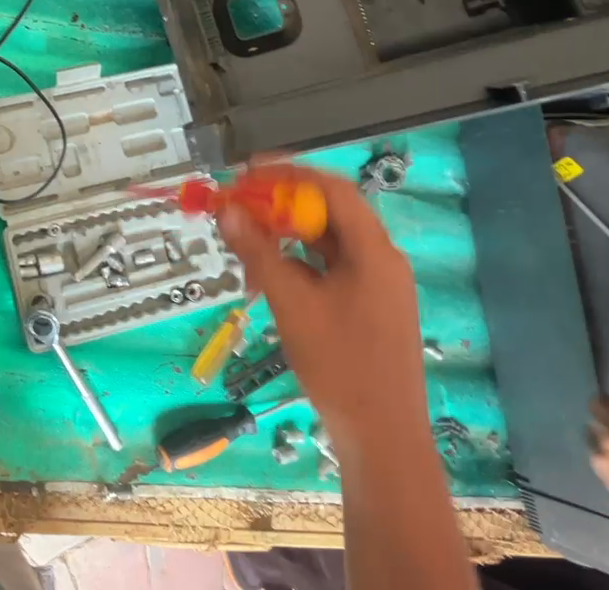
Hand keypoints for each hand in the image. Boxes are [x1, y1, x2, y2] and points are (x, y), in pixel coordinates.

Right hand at [222, 165, 426, 452]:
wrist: (382, 437)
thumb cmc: (340, 365)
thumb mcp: (290, 303)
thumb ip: (257, 252)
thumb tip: (227, 211)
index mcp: (374, 251)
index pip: (331, 189)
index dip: (287, 173)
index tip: (245, 172)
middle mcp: (380, 259)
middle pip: (327, 213)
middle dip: (278, 206)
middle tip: (236, 209)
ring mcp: (376, 284)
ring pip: (324, 242)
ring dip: (283, 237)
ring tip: (244, 248)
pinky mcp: (366, 306)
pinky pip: (327, 268)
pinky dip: (295, 264)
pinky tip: (265, 279)